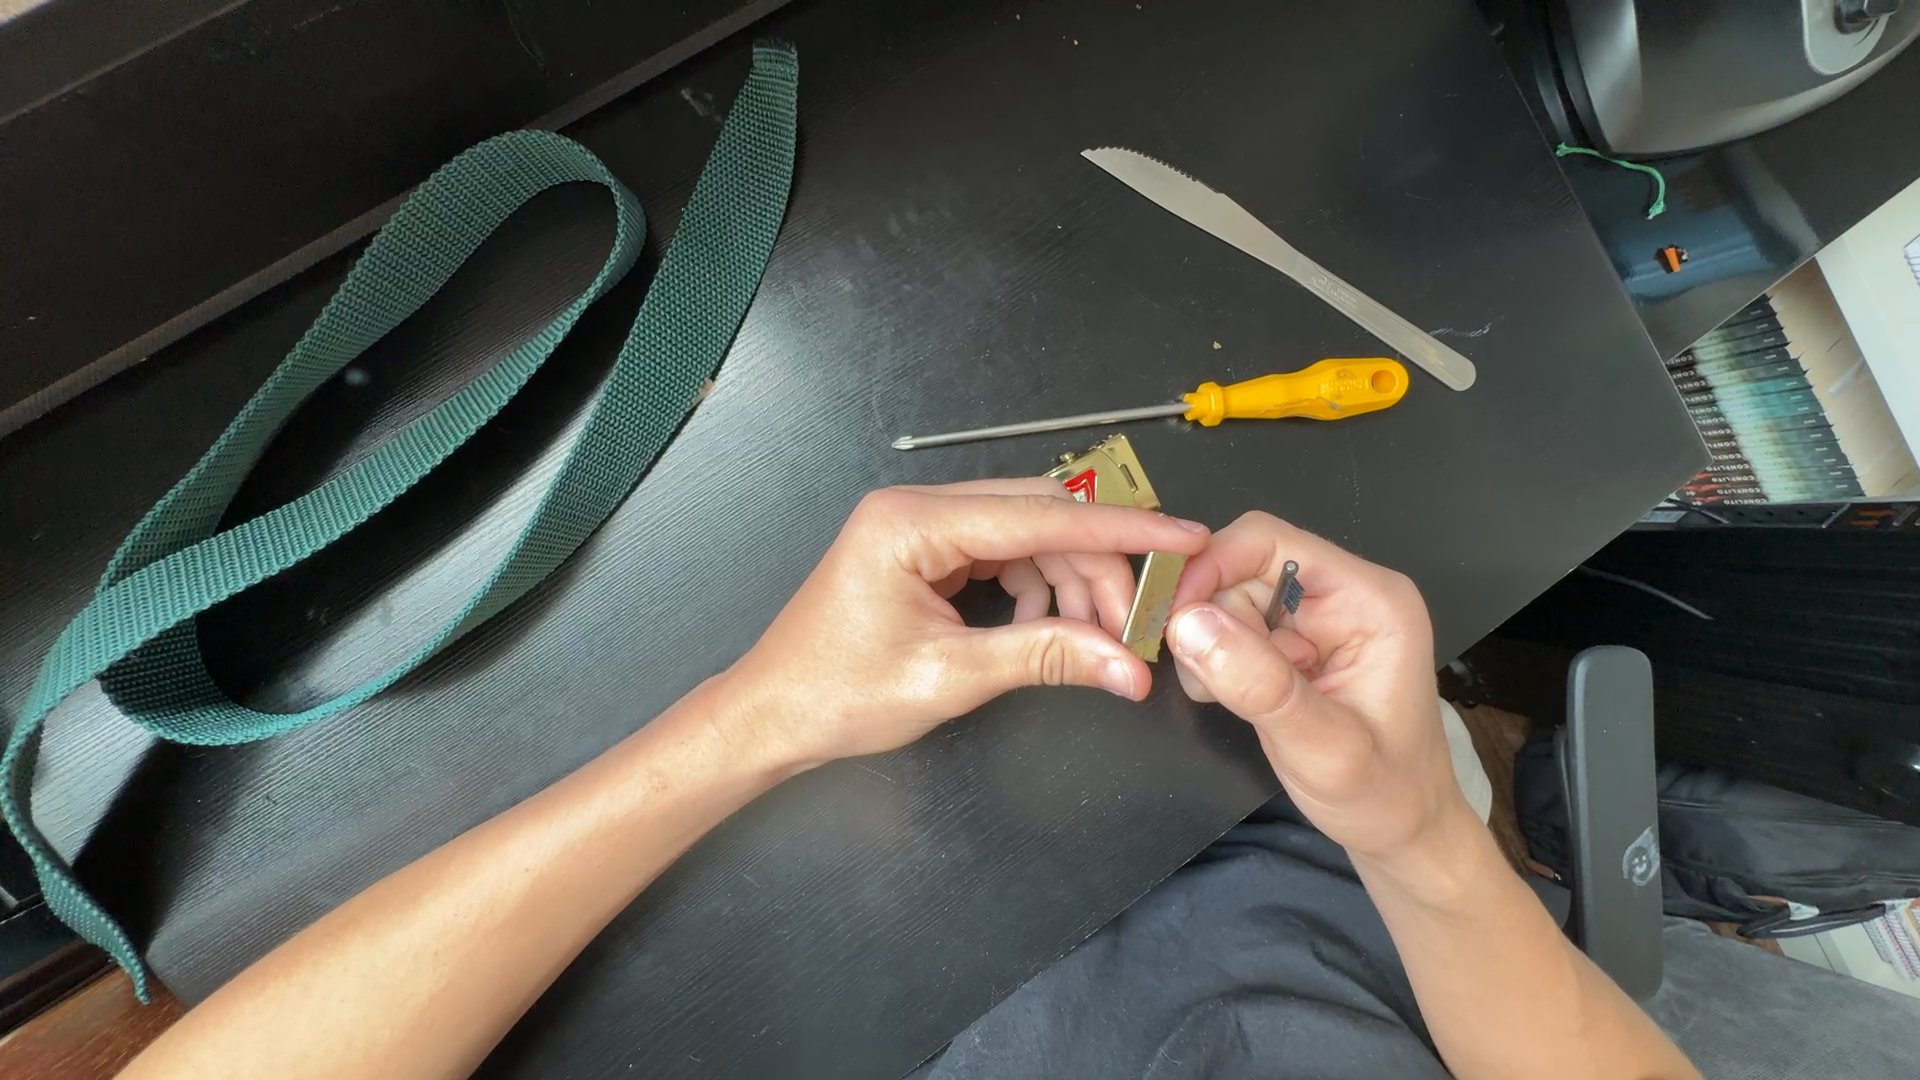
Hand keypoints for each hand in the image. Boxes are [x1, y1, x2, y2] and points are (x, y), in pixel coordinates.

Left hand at [723, 478, 1209, 768]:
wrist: (771, 715)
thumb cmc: (841, 696)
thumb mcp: (950, 677)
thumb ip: (1045, 657)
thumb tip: (1129, 667)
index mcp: (915, 521)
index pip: (1040, 515)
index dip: (1121, 529)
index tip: (1186, 536)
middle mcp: (919, 508)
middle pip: (1037, 517)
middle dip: (1094, 567)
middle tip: (1130, 627)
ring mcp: (920, 527)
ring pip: (1024, 536)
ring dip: (1067, 581)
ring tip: (1087, 638)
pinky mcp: (924, 552)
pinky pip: (999, 555)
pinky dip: (1034, 588)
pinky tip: (1042, 627)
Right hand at [1164, 512, 1465, 859]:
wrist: (1401, 831)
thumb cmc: (1384, 795)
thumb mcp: (1325, 747)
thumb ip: (1260, 685)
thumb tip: (1188, 622)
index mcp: (1367, 599)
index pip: (1267, 541)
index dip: (1210, 566)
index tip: (1174, 618)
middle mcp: (1337, 595)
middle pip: (1236, 570)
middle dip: (1209, 622)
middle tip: (1215, 683)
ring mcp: (1309, 618)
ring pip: (1222, 600)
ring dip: (1207, 648)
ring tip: (1233, 699)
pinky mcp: (1285, 642)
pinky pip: (1223, 627)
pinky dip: (1210, 660)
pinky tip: (1231, 696)